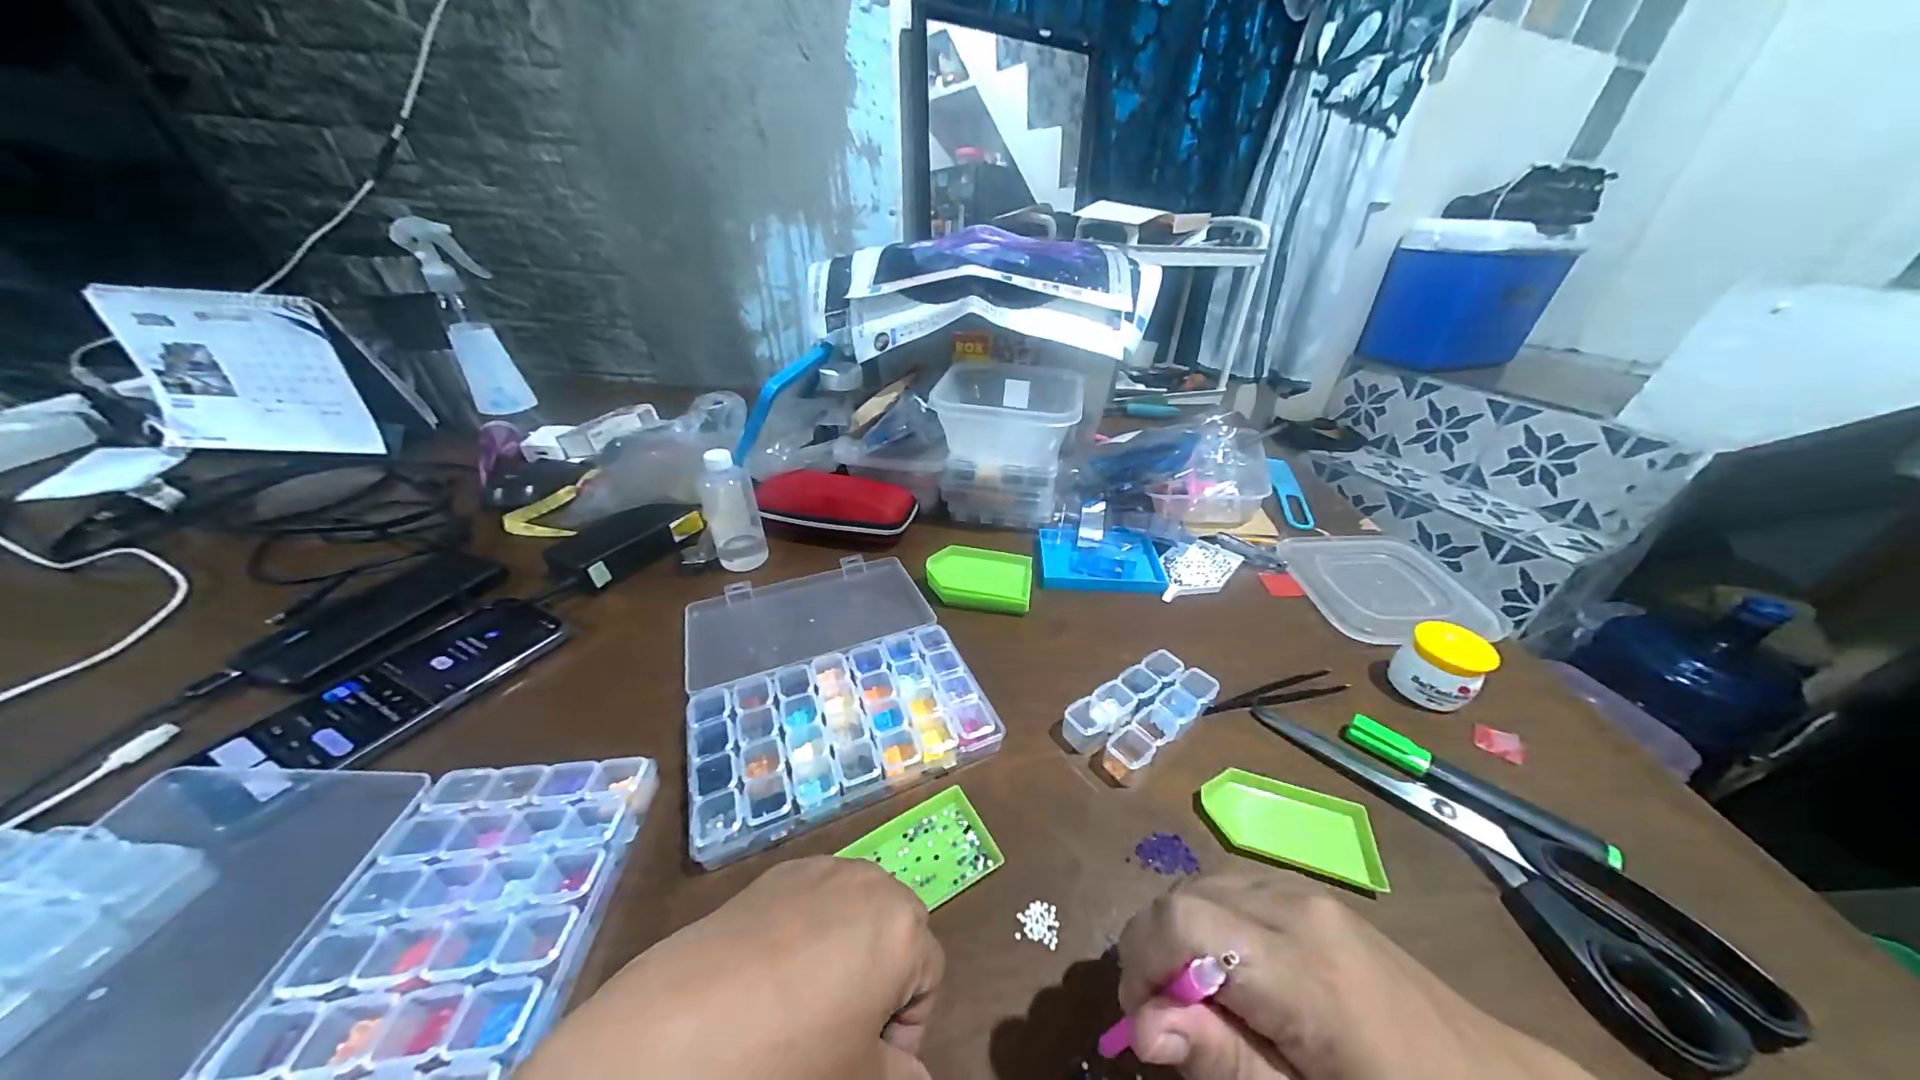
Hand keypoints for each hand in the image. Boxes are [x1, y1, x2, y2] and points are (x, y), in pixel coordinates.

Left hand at [519, 856, 942, 1079]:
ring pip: (857, 908)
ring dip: (849, 947)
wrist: (675, 1031)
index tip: (870, 1058)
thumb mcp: (856, 1077)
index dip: (907, 1027)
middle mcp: (868, 881)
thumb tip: (911, 1074)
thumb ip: (900, 1073)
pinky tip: (773, 972)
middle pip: (898, 928)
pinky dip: (811, 928)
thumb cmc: (787, 1057)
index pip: (931, 974)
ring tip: (807, 998)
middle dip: (883, 976)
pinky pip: (814, 898)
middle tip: (842, 1026)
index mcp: (902, 925)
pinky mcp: (773, 873)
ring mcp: (817, 870)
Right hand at [1116, 874, 1593, 1079]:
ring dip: (1179, 938)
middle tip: (1170, 1023)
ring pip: (1202, 887)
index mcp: (1305, 969)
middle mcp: (1298, 907)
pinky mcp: (1312, 893)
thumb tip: (1141, 1026)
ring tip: (1200, 1002)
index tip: (1147, 1024)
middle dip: (1154, 952)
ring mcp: (1307, 891)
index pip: (1182, 919)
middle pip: (1183, 896)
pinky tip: (1232, 974)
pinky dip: (1208, 924)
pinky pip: (1233, 889)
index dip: (1143, 962)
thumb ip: (1226, 1063)